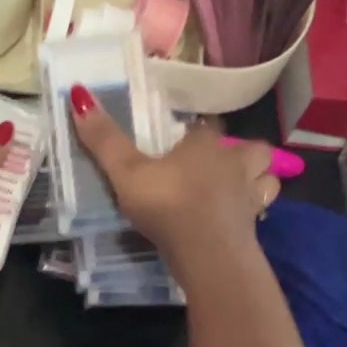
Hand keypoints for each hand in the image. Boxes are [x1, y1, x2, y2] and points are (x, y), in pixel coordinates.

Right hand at [69, 84, 279, 266]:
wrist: (206, 253)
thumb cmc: (167, 205)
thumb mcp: (126, 173)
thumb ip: (105, 140)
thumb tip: (78, 93)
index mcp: (205, 145)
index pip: (208, 128)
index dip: (199, 132)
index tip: (186, 141)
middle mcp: (234, 164)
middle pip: (252, 149)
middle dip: (243, 153)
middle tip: (224, 166)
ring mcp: (250, 196)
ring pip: (267, 178)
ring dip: (258, 181)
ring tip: (239, 191)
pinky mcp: (254, 228)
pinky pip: (261, 213)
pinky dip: (253, 213)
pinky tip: (238, 221)